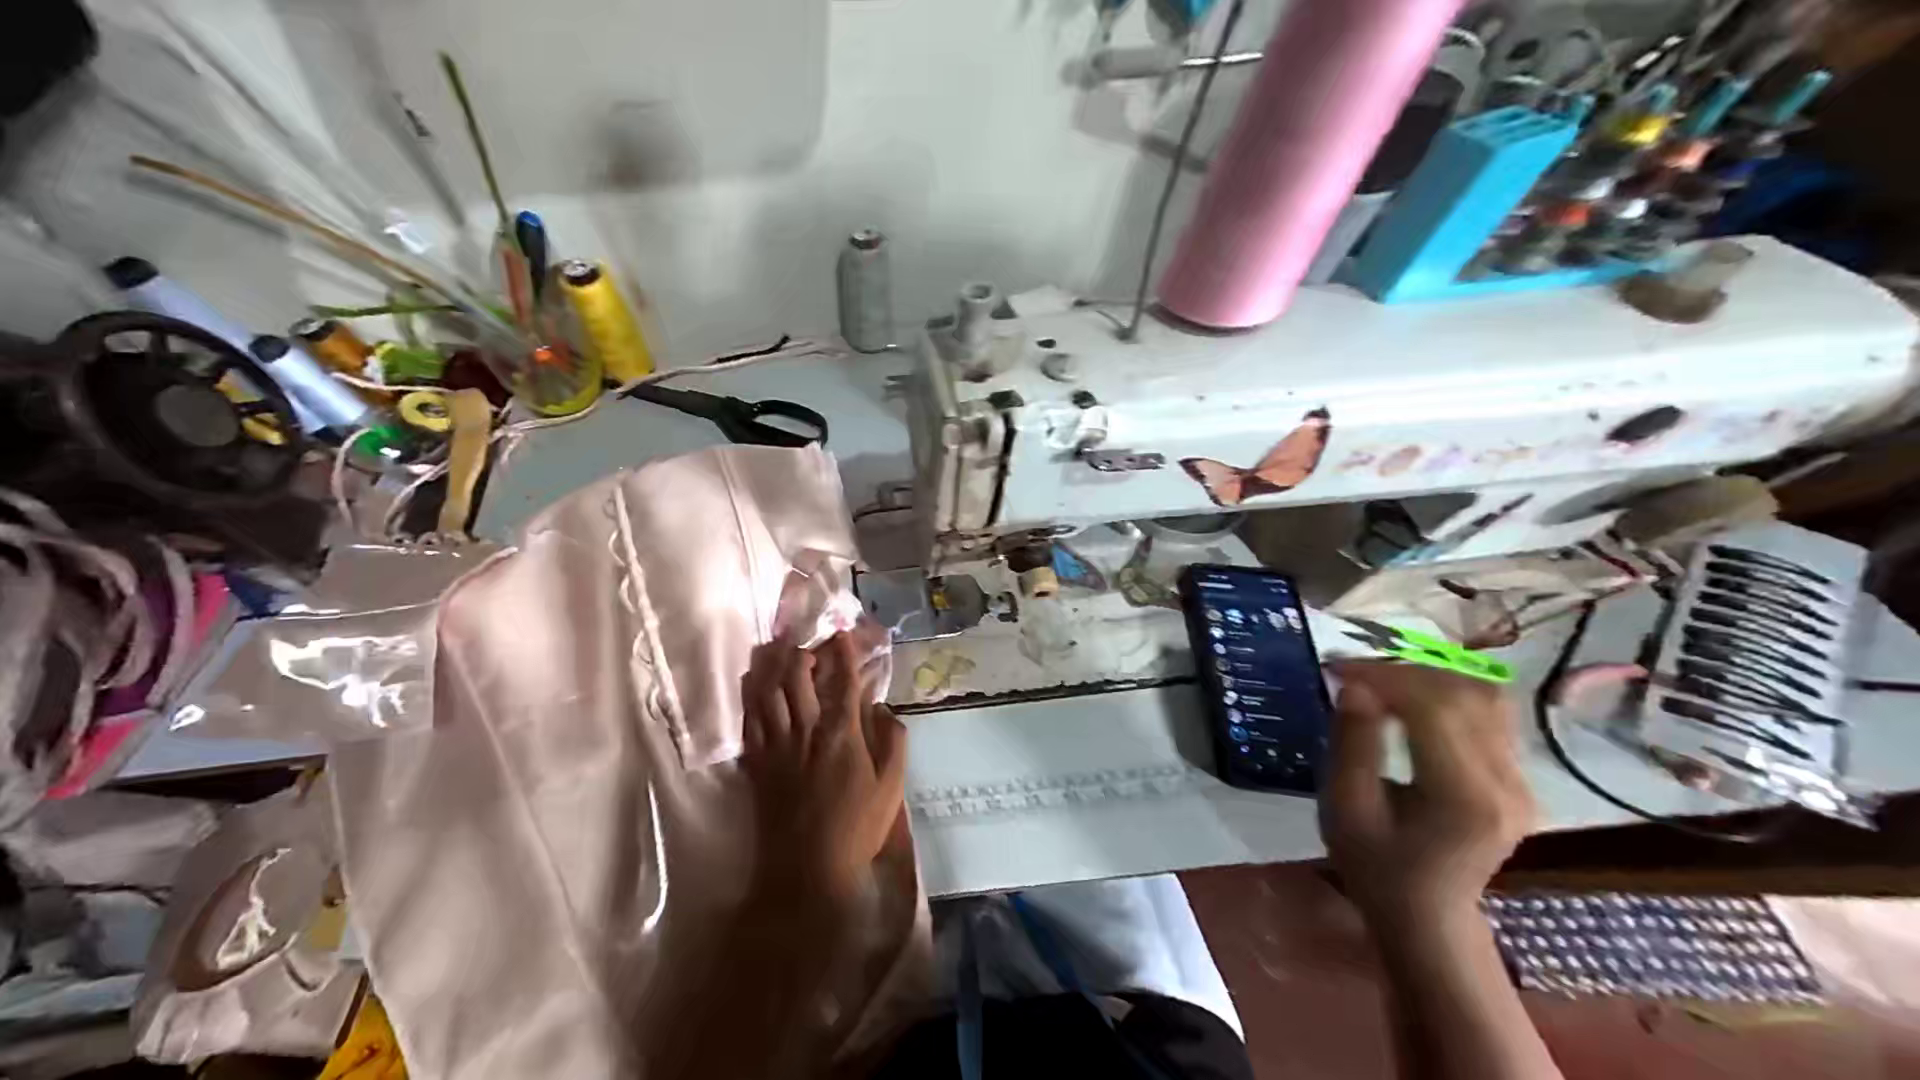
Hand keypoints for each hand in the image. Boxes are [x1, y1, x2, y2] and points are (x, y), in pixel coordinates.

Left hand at [740, 632, 906, 902]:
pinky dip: (751, 694)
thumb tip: (882, 708)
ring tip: (777, 649)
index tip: (842, 634)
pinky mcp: (757, 762)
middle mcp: (805, 730)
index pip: (842, 681)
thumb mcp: (891, 788)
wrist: (807, 871)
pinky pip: (749, 718)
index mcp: (842, 734)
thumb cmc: (857, 829)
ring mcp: (776, 745)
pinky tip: (753, 683)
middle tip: (808, 643)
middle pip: (797, 676)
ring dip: (772, 665)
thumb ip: (892, 742)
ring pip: (768, 691)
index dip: (843, 653)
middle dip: (802, 651)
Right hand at [1319, 662, 1532, 925]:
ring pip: (1485, 697)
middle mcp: (1506, 784)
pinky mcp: (1519, 777)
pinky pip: (1490, 713)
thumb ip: (1353, 744)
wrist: (1427, 914)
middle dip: (1403, 671)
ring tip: (1381, 680)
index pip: (1434, 708)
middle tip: (1354, 671)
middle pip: (1464, 695)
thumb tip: (1356, 685)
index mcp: (1463, 797)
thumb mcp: (1346, 807)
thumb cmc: (1375, 865)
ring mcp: (1521, 780)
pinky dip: (1447, 692)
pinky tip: (1412, 698)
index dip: (1385, 677)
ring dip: (1428, 676)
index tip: (1339, 668)